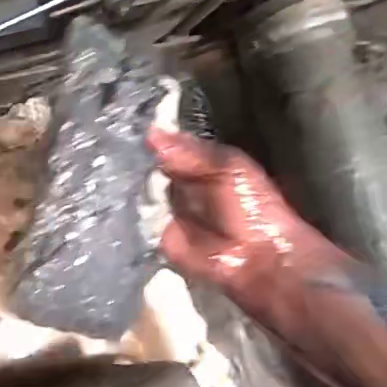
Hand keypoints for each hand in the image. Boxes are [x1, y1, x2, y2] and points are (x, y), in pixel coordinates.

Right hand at [149, 129, 343, 302]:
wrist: (260, 258)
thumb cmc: (254, 207)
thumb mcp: (229, 166)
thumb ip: (192, 150)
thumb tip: (151, 134)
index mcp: (203, 167)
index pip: (171, 147)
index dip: (156, 139)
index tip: (134, 128)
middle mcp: (184, 186)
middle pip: (153, 167)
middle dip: (142, 160)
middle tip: (126, 151)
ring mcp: (171, 211)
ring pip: (144, 191)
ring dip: (137, 184)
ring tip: (130, 175)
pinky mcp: (161, 236)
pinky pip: (143, 218)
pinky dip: (138, 210)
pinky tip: (132, 199)